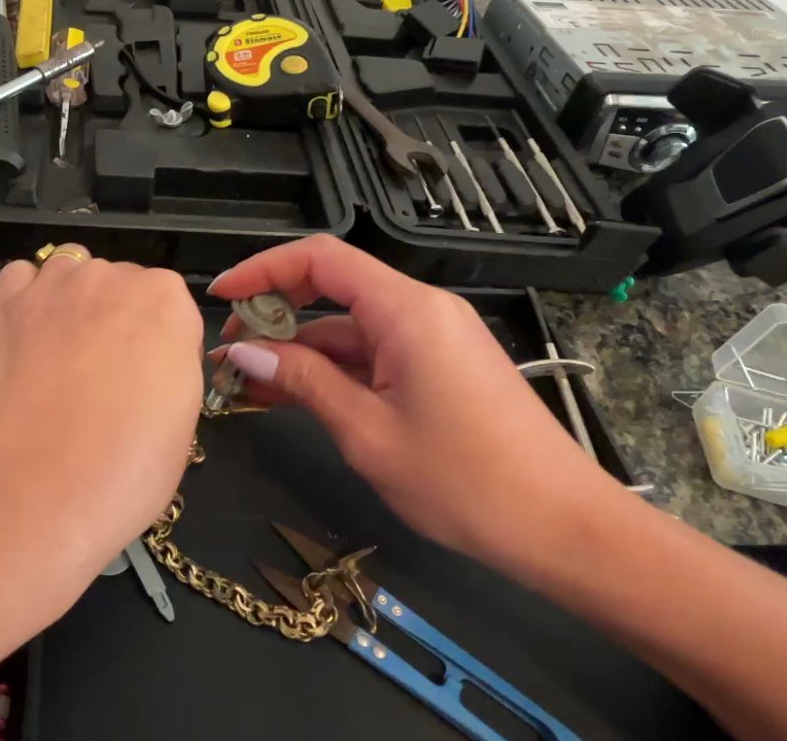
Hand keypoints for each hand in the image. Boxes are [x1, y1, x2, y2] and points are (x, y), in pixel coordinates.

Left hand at [0, 243, 203, 568]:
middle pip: (122, 287)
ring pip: (73, 271)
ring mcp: (57, 283)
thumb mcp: (183, 421)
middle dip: (118, 322)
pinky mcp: (7, 301)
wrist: (37, 484)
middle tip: (103, 379)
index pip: (174, 311)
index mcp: (169, 301)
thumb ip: (171, 369)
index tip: (150, 388)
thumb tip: (150, 367)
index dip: (163, 351)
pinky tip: (27, 336)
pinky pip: (24, 279)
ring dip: (74, 301)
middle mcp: (114, 276)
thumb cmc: (127, 464)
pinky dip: (28, 298)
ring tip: (63, 353)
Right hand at [209, 235, 625, 564]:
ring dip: (299, 349)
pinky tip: (292, 394)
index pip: (321, 258)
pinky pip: (373, 354)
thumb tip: (242, 349)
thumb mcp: (368, 432)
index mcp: (406, 310)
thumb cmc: (467, 482)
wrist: (566, 528)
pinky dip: (332, 370)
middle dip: (275, 311)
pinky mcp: (439, 367)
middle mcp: (421, 310)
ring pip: (349, 327)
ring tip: (246, 380)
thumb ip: (303, 380)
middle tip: (228, 348)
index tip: (221, 295)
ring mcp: (432, 339)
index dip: (263, 268)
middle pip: (333, 287)